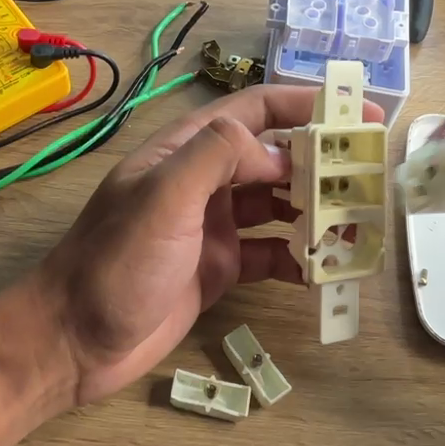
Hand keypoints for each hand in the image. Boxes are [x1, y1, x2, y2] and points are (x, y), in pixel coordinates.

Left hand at [31, 86, 380, 405]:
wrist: (74, 340)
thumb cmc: (114, 262)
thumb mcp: (162, 197)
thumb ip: (216, 155)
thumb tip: (277, 149)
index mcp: (186, 150)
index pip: (255, 110)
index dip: (308, 105)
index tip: (363, 115)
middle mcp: (202, 181)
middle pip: (273, 156)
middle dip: (321, 162)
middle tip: (371, 179)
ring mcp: (210, 226)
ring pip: (276, 205)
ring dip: (315, 210)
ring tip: (359, 224)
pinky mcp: (217, 267)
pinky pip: (269, 253)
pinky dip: (297, 257)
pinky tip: (324, 269)